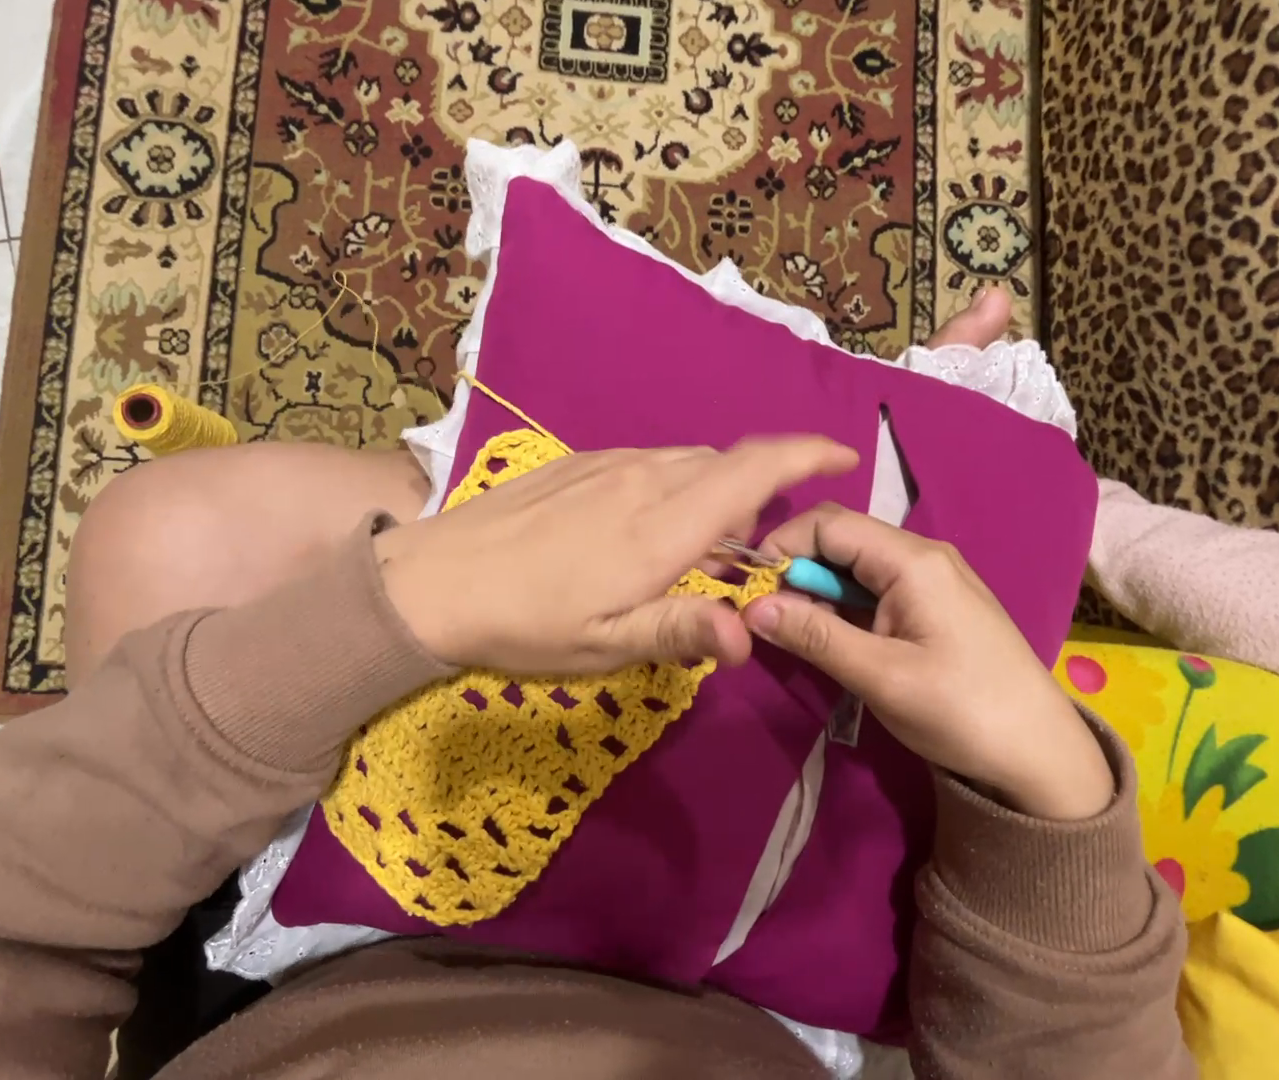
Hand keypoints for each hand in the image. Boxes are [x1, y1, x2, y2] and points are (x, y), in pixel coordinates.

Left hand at [373, 437, 857, 674]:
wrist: (434, 581)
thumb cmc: (525, 623)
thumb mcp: (606, 645)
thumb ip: (682, 631)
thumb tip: (749, 637)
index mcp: (661, 526)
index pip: (753, 469)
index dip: (807, 454)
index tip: (843, 456)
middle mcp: (642, 479)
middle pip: (725, 465)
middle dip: (756, 496)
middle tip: (746, 554)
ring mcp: (606, 464)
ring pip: (685, 463)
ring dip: (709, 494)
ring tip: (690, 549)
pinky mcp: (577, 464)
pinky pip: (647, 463)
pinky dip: (670, 486)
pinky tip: (639, 528)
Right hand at [742, 505, 1113, 820]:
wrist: (1042, 758)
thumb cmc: (963, 712)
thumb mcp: (881, 676)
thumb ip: (814, 636)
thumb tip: (750, 606)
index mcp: (913, 561)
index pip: (828, 523)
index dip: (781, 545)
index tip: (748, 586)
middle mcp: (920, 557)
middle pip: (838, 540)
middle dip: (793, 569)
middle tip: (763, 615)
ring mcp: (926, 583)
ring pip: (850, 568)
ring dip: (813, 592)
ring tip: (788, 631)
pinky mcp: (928, 609)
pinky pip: (869, 592)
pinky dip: (837, 609)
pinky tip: (823, 638)